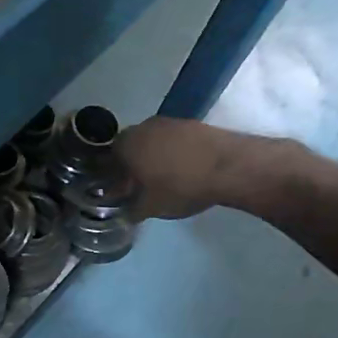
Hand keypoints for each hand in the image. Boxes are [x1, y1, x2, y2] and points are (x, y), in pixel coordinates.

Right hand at [115, 117, 243, 219]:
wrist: (228, 167)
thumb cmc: (180, 187)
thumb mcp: (151, 208)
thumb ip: (131, 211)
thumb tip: (123, 215)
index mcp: (127, 145)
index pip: (109, 156)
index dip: (114, 174)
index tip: (122, 188)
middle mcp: (144, 128)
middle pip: (132, 145)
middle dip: (134, 162)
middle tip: (142, 184)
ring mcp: (170, 122)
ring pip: (154, 140)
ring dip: (155, 155)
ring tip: (165, 177)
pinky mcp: (193, 123)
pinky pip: (174, 139)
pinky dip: (175, 151)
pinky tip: (184, 168)